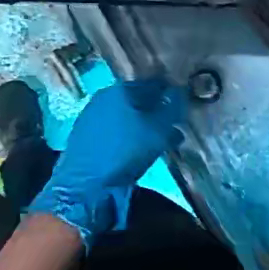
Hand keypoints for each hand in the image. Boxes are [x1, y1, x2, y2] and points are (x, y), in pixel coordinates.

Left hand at [27, 78, 184, 247]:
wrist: (85, 185)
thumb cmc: (124, 152)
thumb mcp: (156, 131)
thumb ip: (170, 110)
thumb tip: (178, 93)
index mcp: (119, 90)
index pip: (151, 84)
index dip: (170, 93)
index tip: (183, 104)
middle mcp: (102, 99)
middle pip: (138, 100)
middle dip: (158, 112)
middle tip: (176, 124)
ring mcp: (91, 117)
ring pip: (127, 117)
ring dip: (146, 126)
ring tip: (164, 140)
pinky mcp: (85, 137)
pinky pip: (116, 131)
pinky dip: (131, 136)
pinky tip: (141, 149)